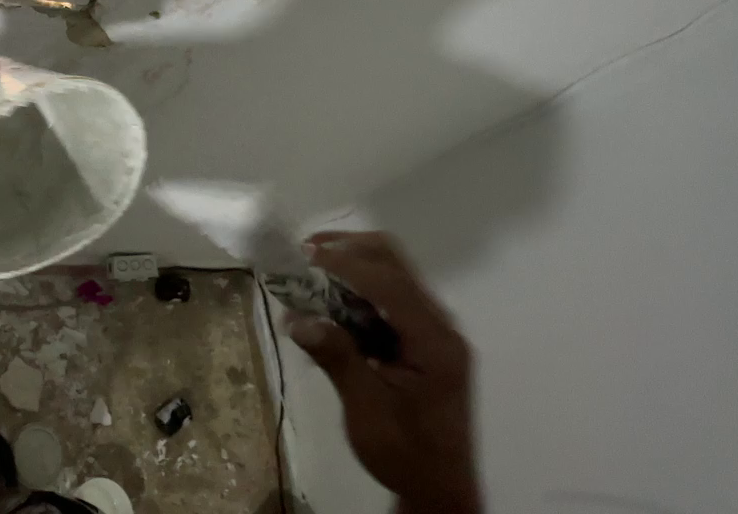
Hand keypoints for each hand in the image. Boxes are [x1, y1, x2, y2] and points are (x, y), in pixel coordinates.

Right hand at [286, 231, 479, 513]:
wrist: (439, 491)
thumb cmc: (405, 453)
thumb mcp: (366, 409)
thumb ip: (336, 358)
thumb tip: (296, 318)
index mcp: (434, 341)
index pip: (390, 282)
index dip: (347, 261)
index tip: (306, 253)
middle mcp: (440, 326)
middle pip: (396, 263)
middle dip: (350, 248)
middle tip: (307, 251)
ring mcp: (434, 330)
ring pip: (394, 273)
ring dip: (353, 263)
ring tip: (313, 269)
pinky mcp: (423, 337)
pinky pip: (391, 294)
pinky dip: (359, 284)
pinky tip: (330, 297)